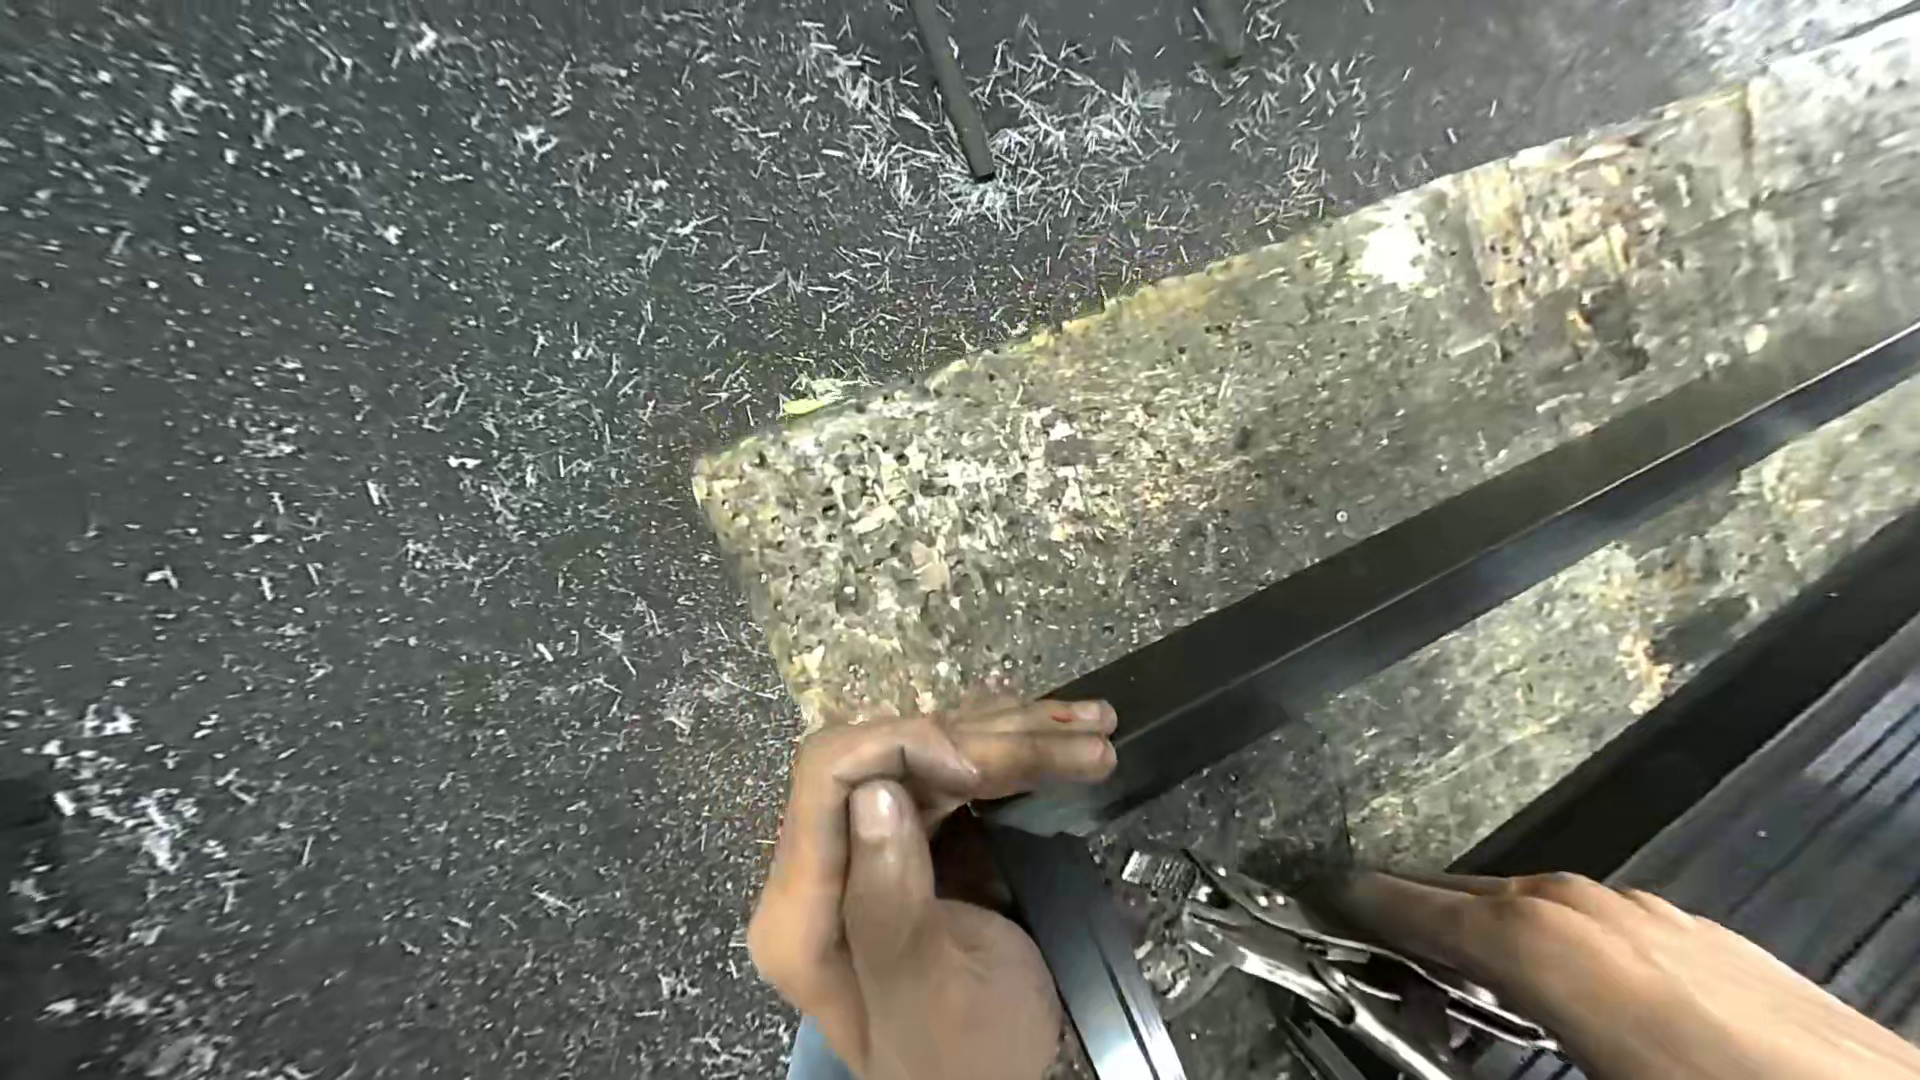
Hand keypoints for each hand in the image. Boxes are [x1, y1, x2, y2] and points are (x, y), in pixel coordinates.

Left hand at [748, 699, 1119, 1079]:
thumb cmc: (963, 1058)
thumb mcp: (928, 997)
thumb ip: (888, 902)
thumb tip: (875, 792)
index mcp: (803, 902)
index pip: (828, 773)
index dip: (900, 744)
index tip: (979, 767)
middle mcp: (830, 851)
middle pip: (897, 751)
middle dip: (992, 740)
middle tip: (1084, 744)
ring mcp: (874, 831)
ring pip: (937, 747)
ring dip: (1020, 733)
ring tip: (1094, 727)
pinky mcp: (915, 824)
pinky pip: (962, 765)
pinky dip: (1018, 745)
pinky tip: (1060, 728)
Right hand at [1333, 871, 1919, 1079]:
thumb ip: (1464, 1047)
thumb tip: (1419, 1024)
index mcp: (1527, 938)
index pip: (1393, 899)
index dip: (1341, 906)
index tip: (1308, 911)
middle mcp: (1566, 902)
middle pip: (1441, 890)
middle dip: (1401, 924)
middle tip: (1387, 977)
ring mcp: (1633, 908)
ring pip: (1507, 899)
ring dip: (1470, 934)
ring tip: (1473, 996)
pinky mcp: (1686, 927)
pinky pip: (1575, 918)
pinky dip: (1538, 942)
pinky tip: (1569, 1000)